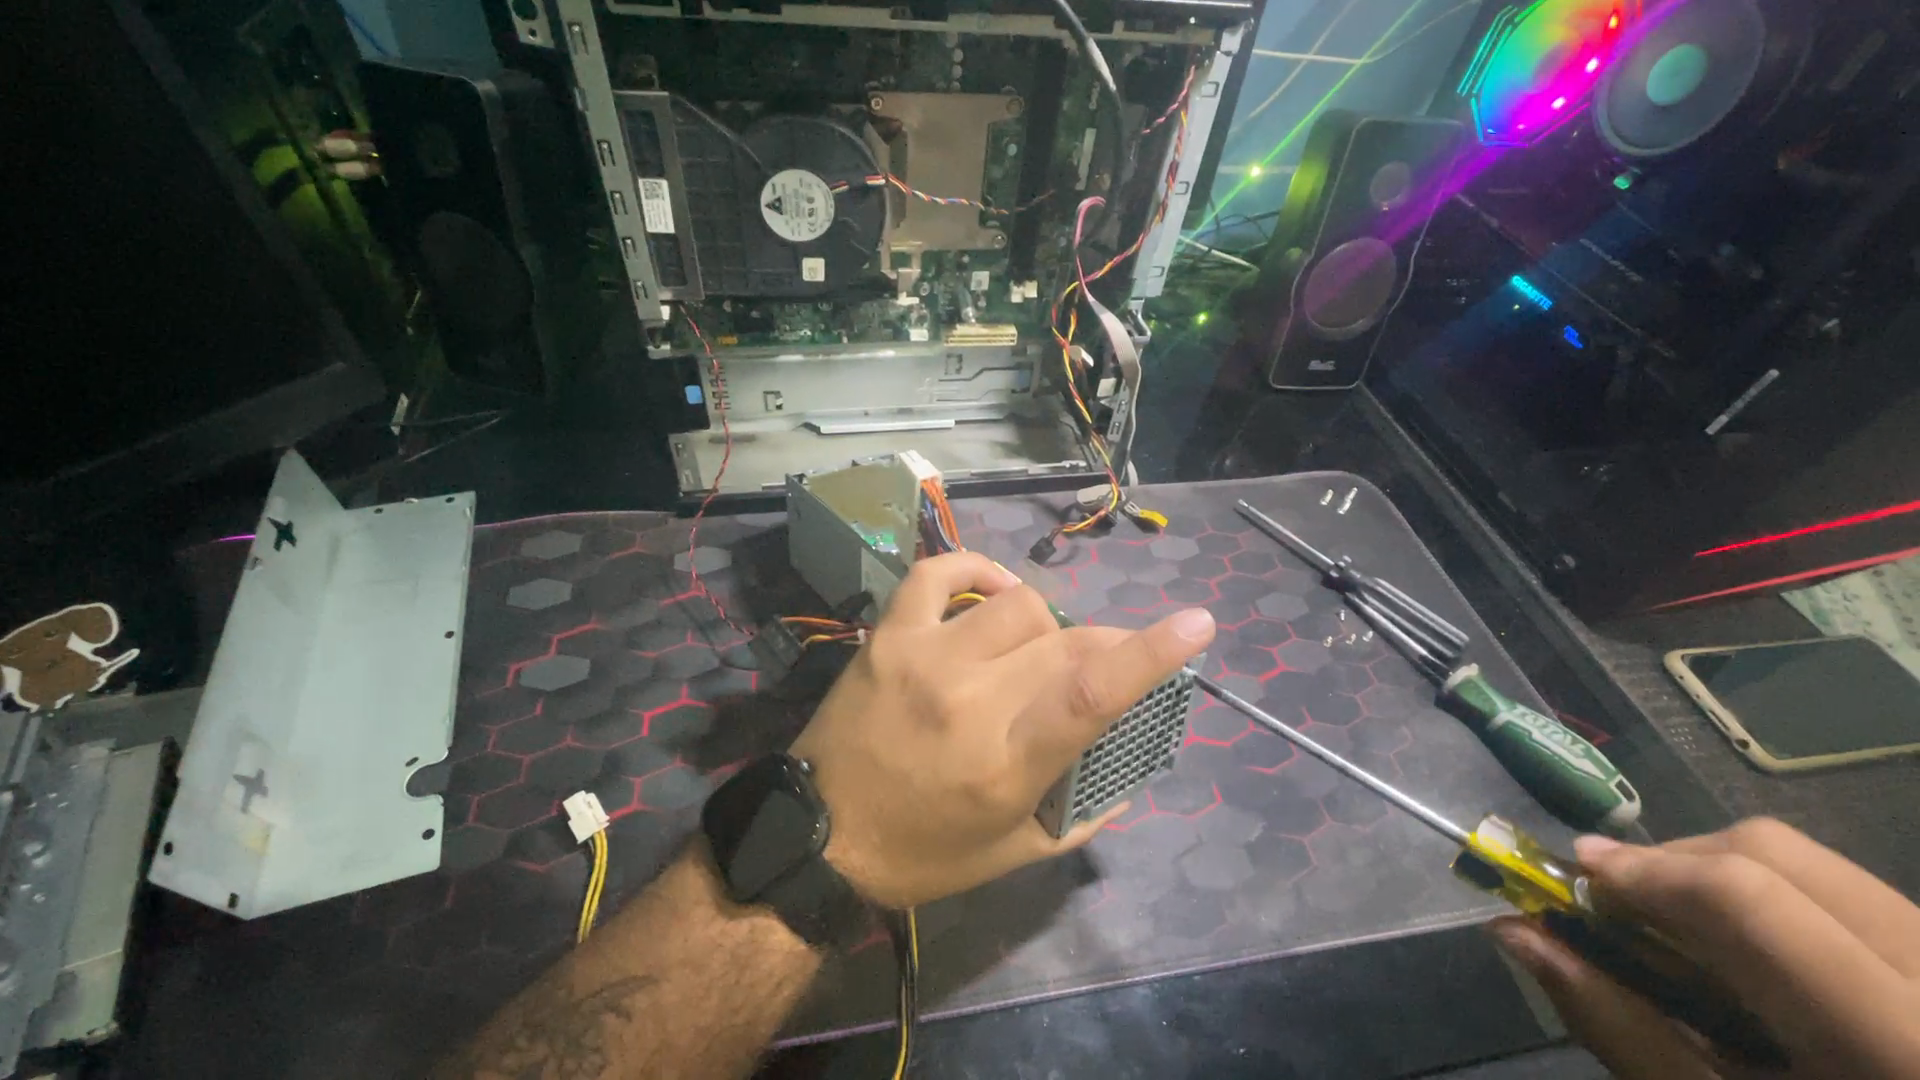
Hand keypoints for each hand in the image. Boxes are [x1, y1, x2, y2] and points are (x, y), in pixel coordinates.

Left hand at [789, 551, 1214, 909]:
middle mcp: (971, 699)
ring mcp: (924, 658)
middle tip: (1102, 661)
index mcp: (1007, 763)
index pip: (1093, 694)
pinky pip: (936, 574)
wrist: (817, 837)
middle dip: (1103, 646)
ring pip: (1018, 605)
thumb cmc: (921, 853)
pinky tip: (992, 590)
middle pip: (1066, 644)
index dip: (1152, 653)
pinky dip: (975, 571)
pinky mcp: (886, 637)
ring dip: (1046, 622)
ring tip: (1037, 646)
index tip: (1197, 623)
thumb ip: (1082, 812)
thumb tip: (1129, 770)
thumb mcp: (1012, 854)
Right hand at [1488, 818, 1919, 1078]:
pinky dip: (1769, 893)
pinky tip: (1748, 949)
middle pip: (1775, 855)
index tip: (1576, 876)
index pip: (1748, 901)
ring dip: (1715, 873)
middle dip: (1673, 862)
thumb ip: (1616, 1020)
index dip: (1646, 873)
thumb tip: (1515, 930)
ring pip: (1807, 859)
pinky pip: (1841, 886)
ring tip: (1678, 924)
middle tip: (1617, 899)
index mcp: (1887, 1044)